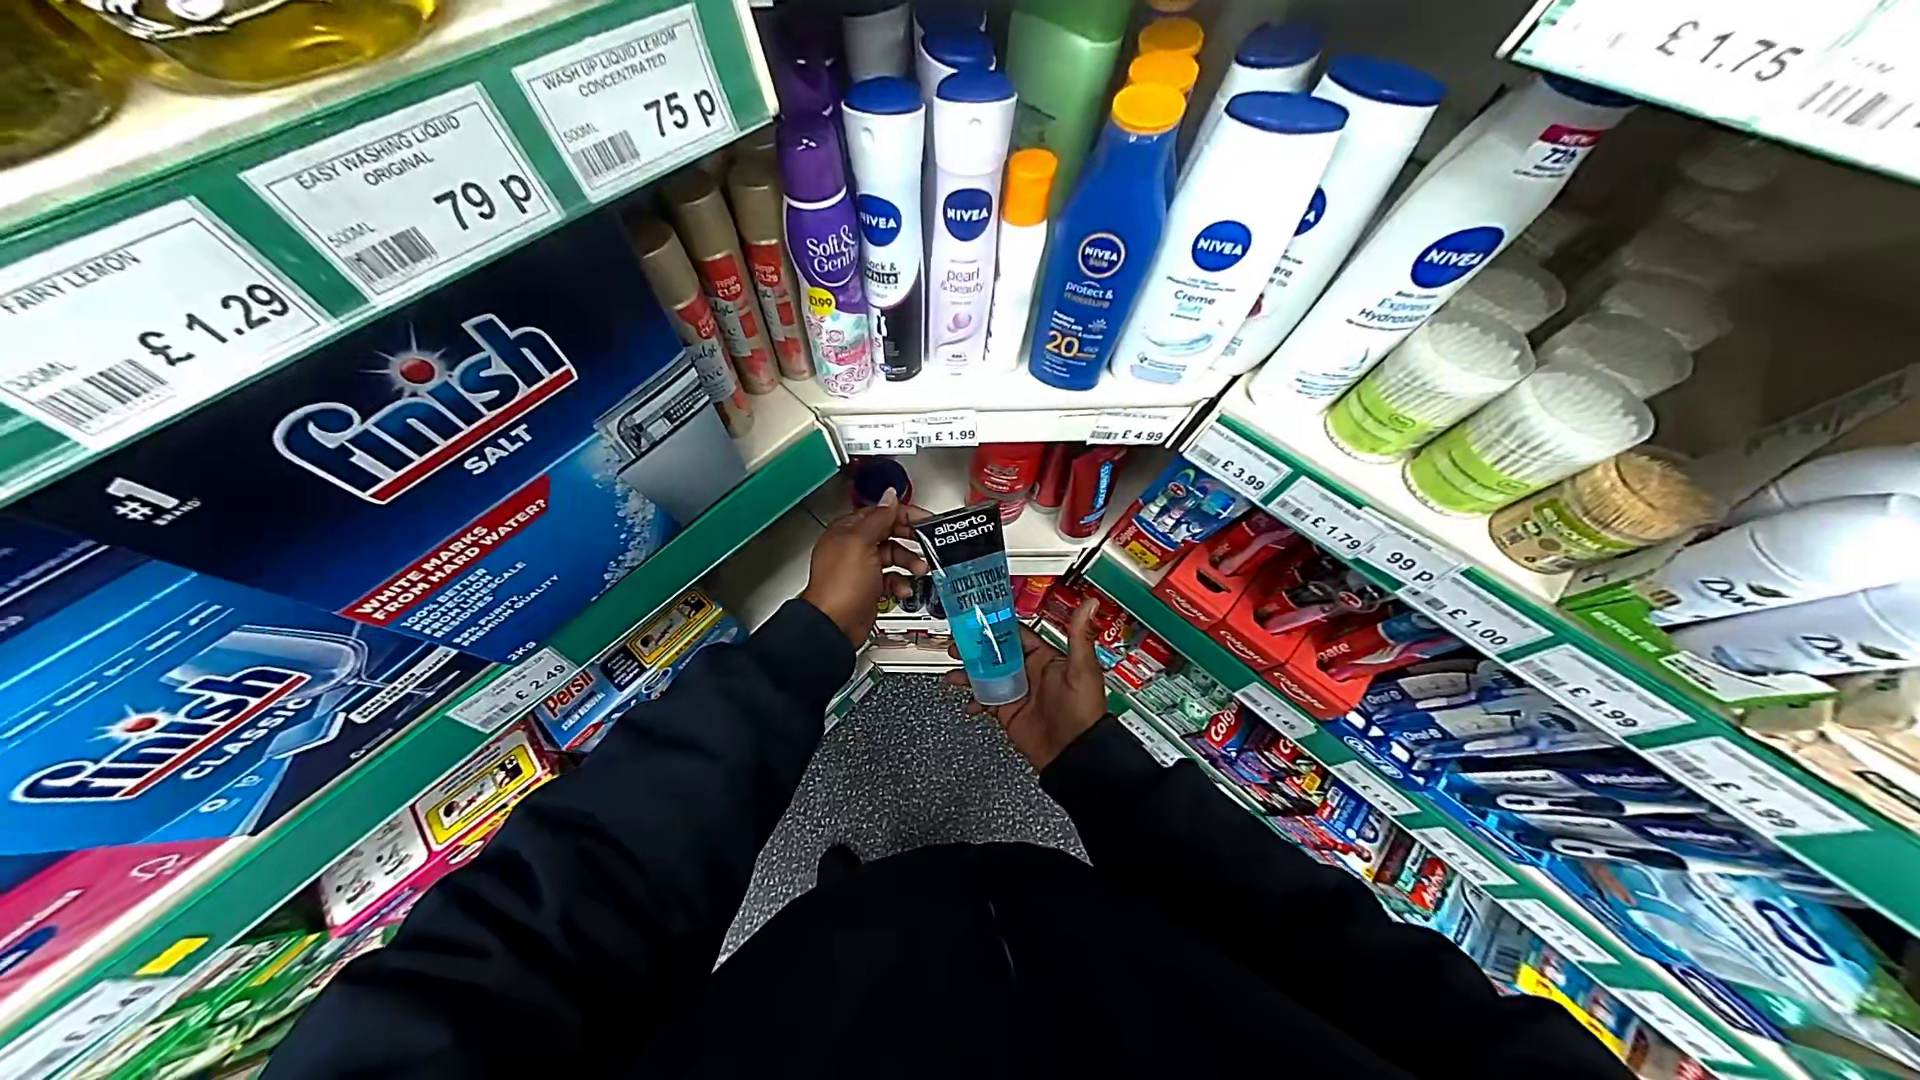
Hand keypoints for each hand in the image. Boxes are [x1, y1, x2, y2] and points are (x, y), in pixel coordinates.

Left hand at [801, 493, 929, 646]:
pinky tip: (903, 588)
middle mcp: (854, 547)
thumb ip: (878, 518)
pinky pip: (892, 579)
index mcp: (848, 531)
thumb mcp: (861, 543)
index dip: (903, 515)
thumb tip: (889, 496)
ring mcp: (862, 569)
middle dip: (910, 540)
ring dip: (909, 562)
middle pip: (889, 534)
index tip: (925, 520)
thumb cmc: (840, 586)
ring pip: (893, 557)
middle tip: (927, 544)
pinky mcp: (870, 588)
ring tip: (920, 569)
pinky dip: (901, 582)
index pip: (880, 513)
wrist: (835, 625)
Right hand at [945, 599, 1107, 769]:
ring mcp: (1016, 691)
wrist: (1073, 754)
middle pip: (995, 653)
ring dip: (968, 671)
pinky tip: (967, 701)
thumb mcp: (1082, 668)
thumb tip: (1089, 604)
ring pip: (985, 674)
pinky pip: (985, 699)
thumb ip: (1078, 635)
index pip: (1016, 635)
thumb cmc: (1084, 711)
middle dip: (975, 647)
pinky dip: (973, 699)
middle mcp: (1028, 672)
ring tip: (954, 671)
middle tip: (958, 642)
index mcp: (1045, 658)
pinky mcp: (1007, 710)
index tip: (979, 618)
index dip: (997, 626)